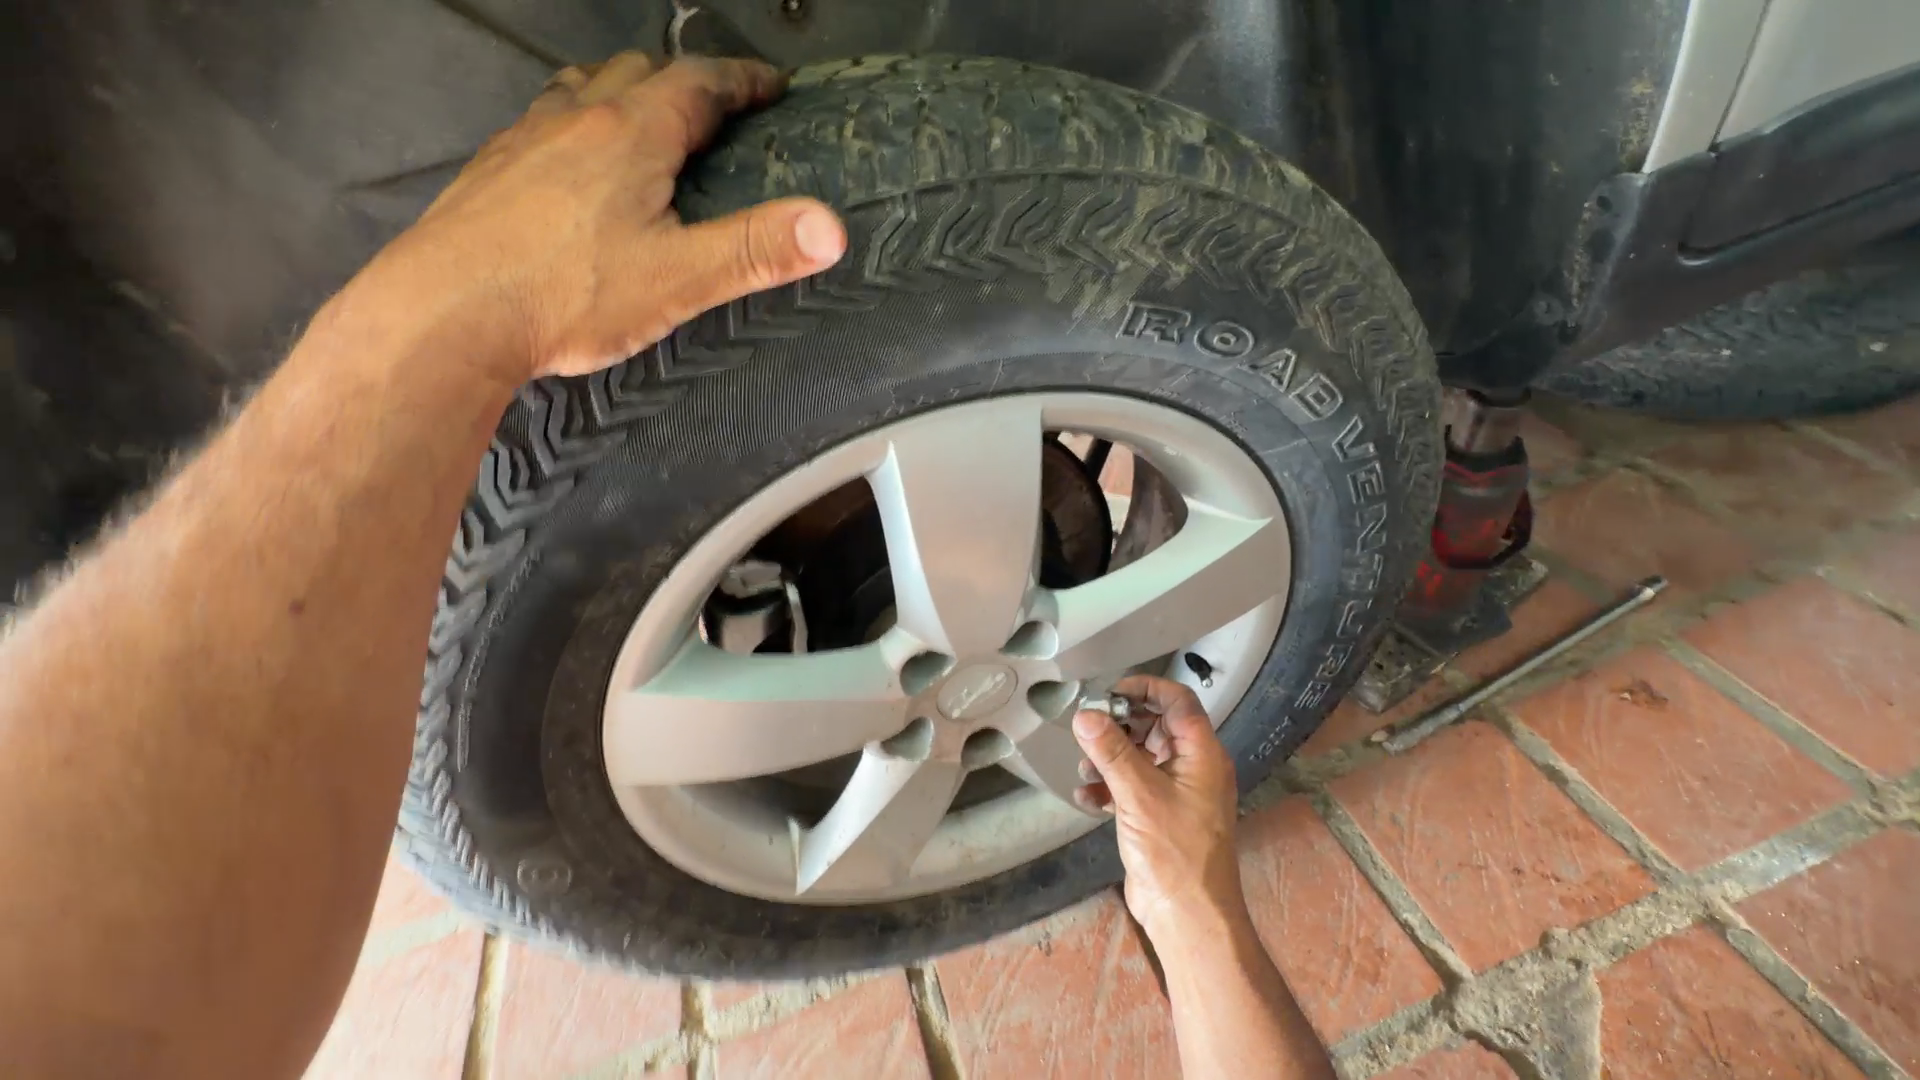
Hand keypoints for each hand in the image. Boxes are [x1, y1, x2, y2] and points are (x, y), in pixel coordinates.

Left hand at [374, 51, 845, 382]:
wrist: (446, 315)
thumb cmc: (572, 294)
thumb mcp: (681, 278)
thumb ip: (757, 249)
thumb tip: (833, 228)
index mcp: (632, 133)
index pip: (699, 84)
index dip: (742, 80)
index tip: (773, 85)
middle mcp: (577, 119)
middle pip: (639, 73)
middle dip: (686, 83)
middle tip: (717, 110)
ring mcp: (526, 139)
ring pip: (584, 89)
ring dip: (625, 91)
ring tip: (647, 117)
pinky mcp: (493, 170)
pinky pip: (546, 122)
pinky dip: (578, 123)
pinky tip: (574, 161)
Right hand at [1072, 675, 1245, 937]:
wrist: (1188, 916)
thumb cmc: (1174, 851)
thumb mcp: (1139, 794)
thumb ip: (1111, 751)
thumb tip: (1085, 715)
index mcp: (1202, 754)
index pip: (1178, 701)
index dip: (1146, 688)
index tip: (1111, 692)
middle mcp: (1193, 767)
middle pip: (1155, 727)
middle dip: (1120, 727)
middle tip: (1088, 732)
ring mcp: (1178, 793)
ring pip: (1141, 757)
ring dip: (1110, 758)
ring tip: (1084, 769)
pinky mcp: (1161, 815)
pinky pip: (1133, 786)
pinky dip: (1110, 786)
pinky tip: (1086, 796)